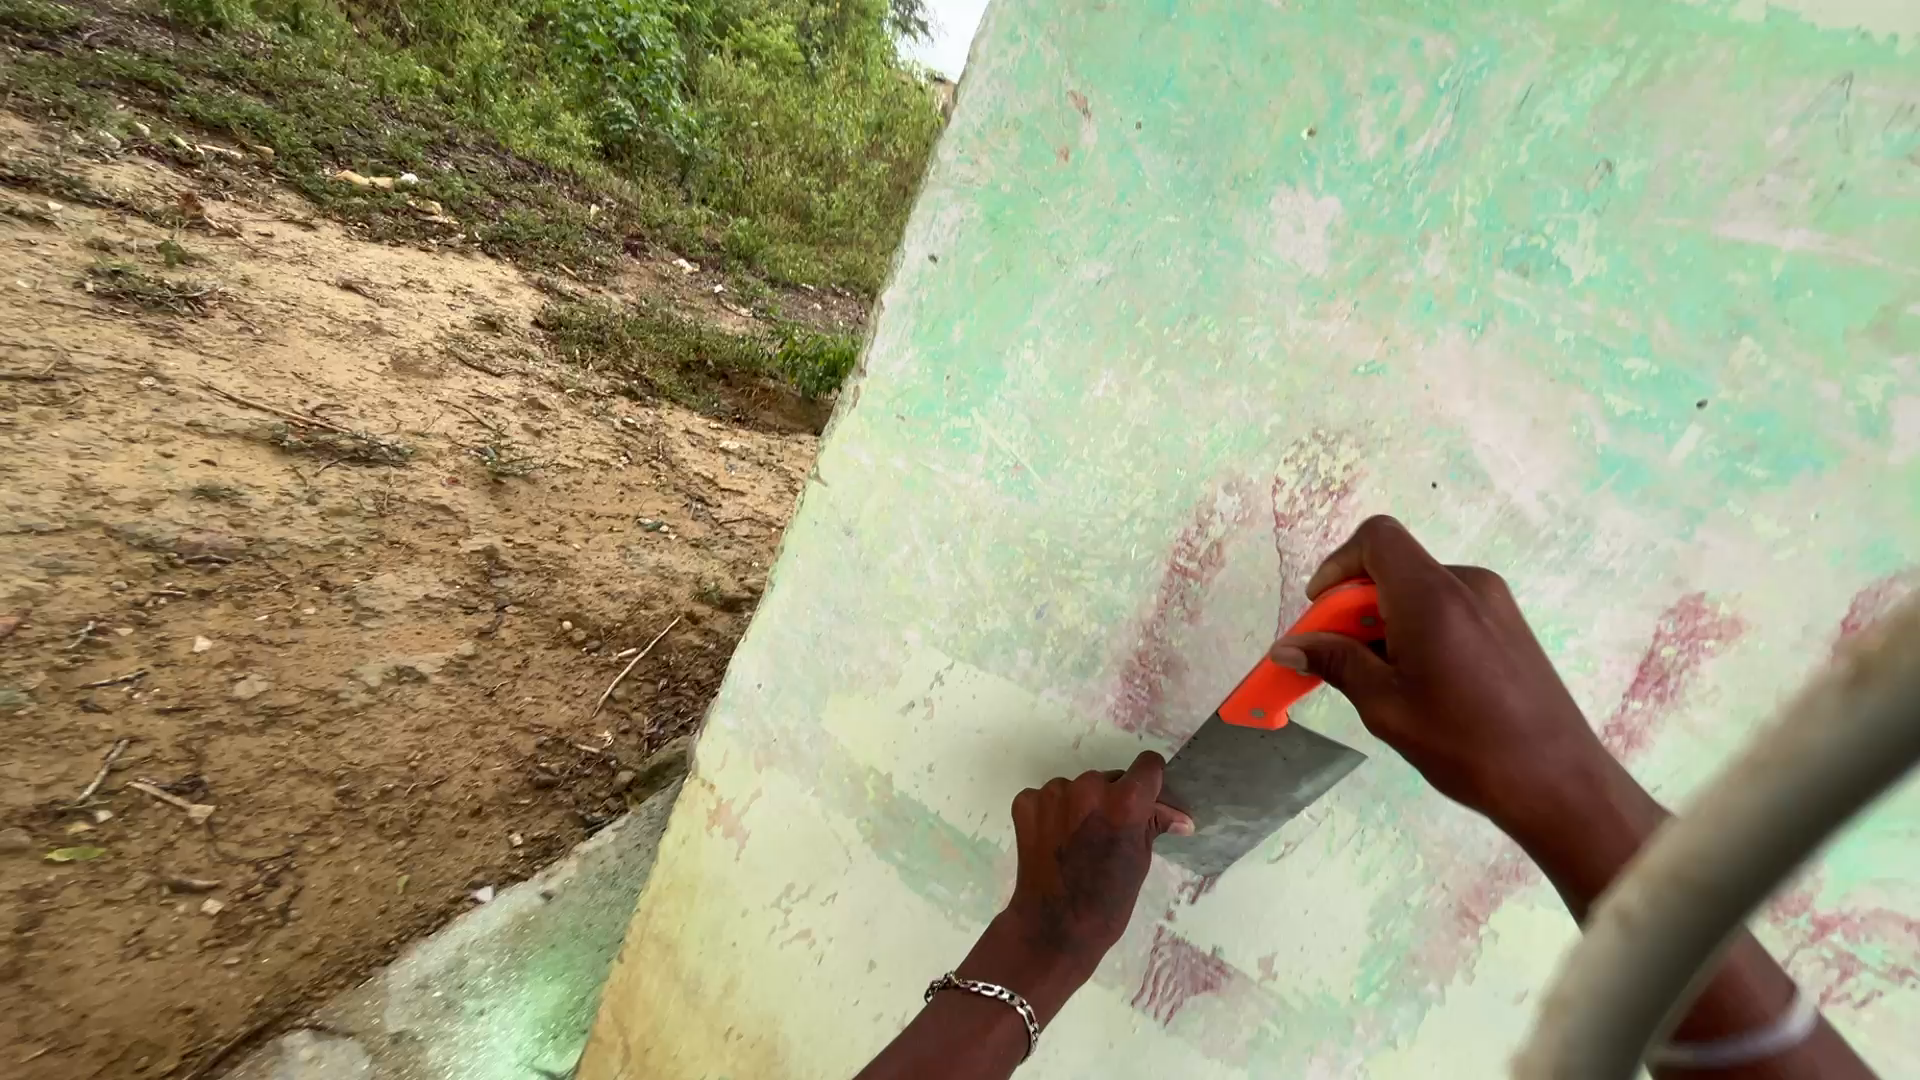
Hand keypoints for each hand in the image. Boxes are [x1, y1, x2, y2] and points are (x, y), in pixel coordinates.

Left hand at [954, 752, 1192, 1023]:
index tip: (1146, 798)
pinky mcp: (1026, 801)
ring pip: (1077, 787)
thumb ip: (1153, 825)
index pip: (1148, 765)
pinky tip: (1055, 840)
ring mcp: (1052, 792)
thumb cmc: (1107, 901)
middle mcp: (1087, 787)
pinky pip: (1048, 798)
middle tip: (1109, 832)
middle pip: (1109, 778)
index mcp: (1124, 801)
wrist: (1053, 928)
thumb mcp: (1140, 860)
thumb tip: (1181, 817)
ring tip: (1079, 841)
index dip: (1150, 782)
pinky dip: (1053, 813)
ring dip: (1081, 804)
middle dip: (1113, 798)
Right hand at [1269, 515, 1611, 837]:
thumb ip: (1333, 662)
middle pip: (1391, 566)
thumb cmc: (1463, 743)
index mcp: (1432, 596)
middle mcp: (1466, 585)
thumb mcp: (1383, 704)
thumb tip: (1286, 648)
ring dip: (1382, 619)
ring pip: (1415, 589)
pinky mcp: (1507, 624)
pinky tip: (1418, 678)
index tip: (1323, 610)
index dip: (1337, 564)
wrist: (1561, 785)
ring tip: (1380, 675)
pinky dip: (1413, 627)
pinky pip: (1443, 606)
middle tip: (1338, 655)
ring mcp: (1494, 603)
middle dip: (1353, 605)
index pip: (1375, 538)